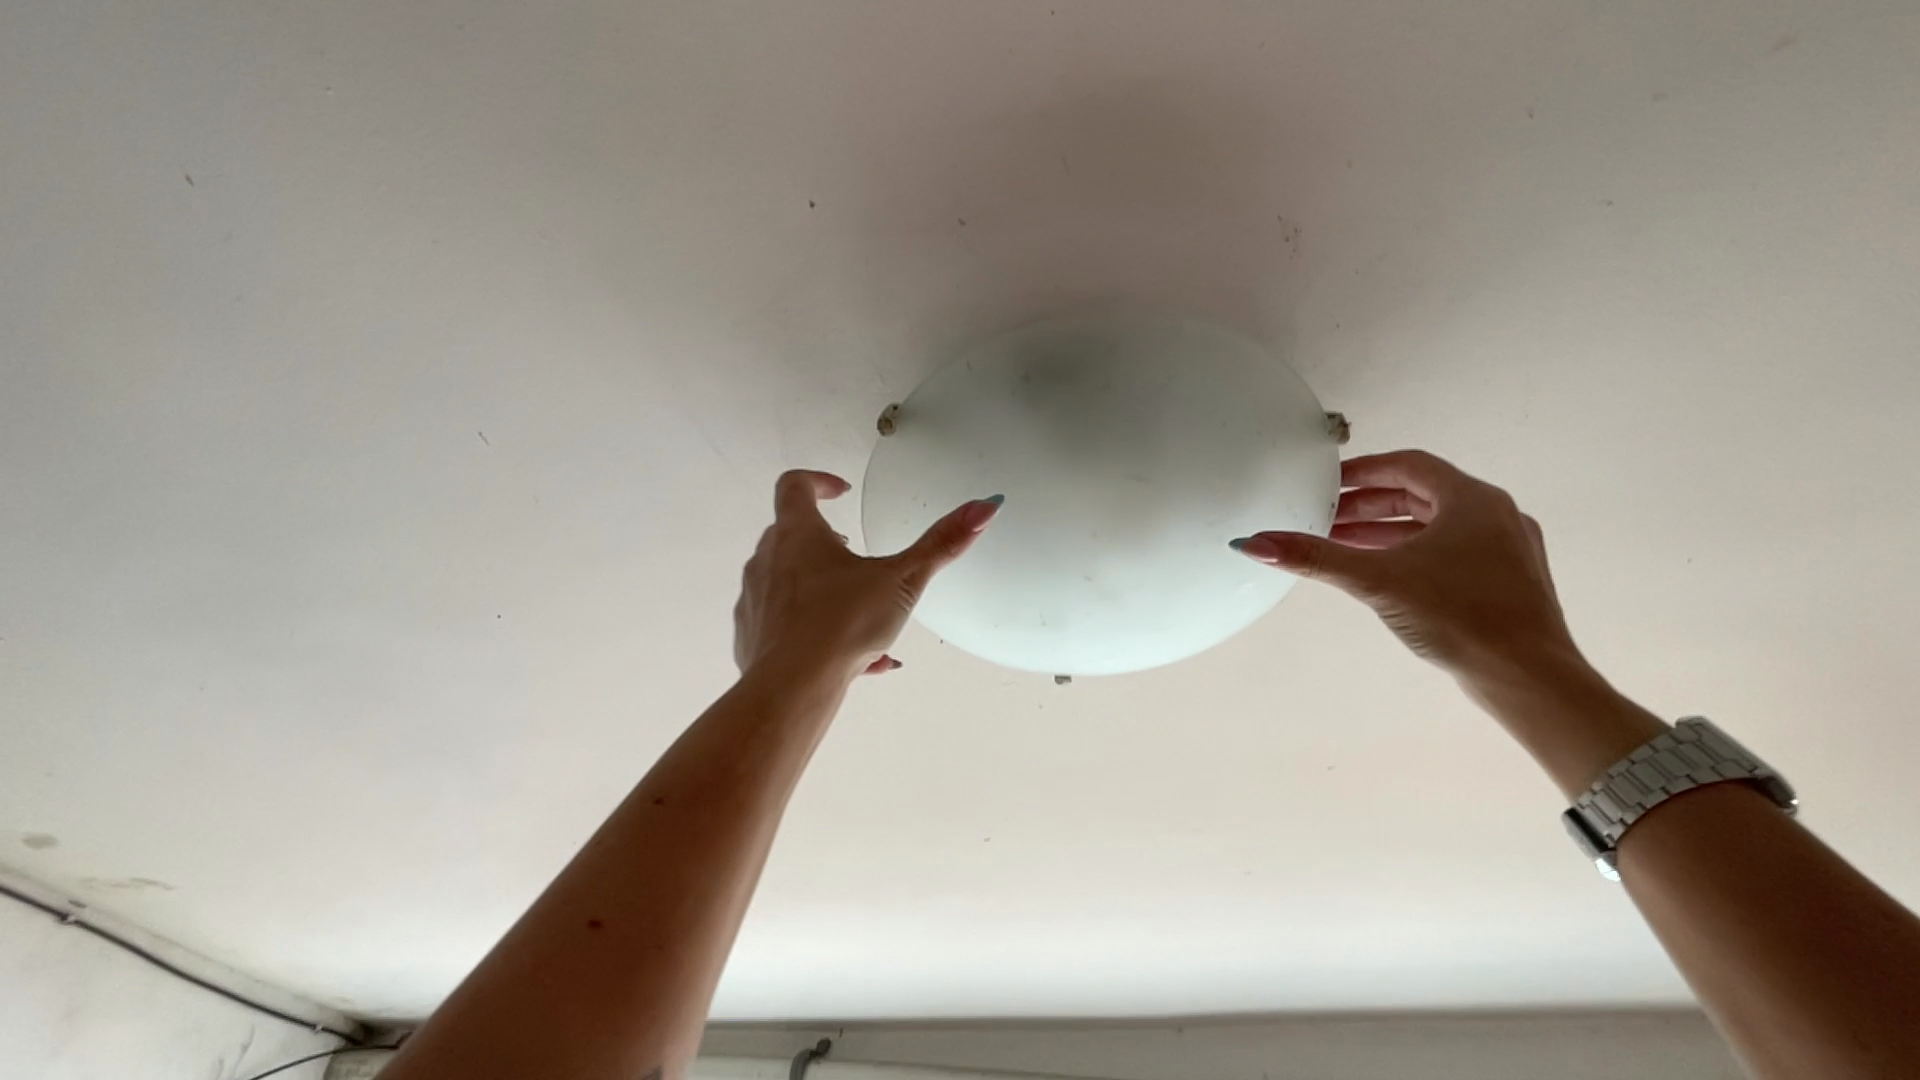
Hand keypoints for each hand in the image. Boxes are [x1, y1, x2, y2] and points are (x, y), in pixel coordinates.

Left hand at [733, 470, 1001, 681]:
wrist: (792, 687)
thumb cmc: (843, 623)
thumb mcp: (902, 581)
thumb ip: (942, 543)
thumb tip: (986, 505)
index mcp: (797, 534)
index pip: (795, 485)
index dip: (819, 481)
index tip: (841, 490)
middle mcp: (767, 559)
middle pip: (789, 532)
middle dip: (823, 538)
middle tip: (849, 548)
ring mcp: (754, 598)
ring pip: (787, 580)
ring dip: (821, 586)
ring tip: (861, 611)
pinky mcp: (751, 636)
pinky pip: (787, 624)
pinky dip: (815, 629)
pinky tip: (855, 659)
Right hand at [1233, 450, 1578, 684]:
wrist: (1527, 677)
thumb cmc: (1464, 617)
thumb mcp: (1377, 581)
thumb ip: (1315, 559)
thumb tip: (1255, 543)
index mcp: (1473, 501)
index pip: (1408, 465)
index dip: (1364, 470)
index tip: (1329, 482)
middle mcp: (1495, 517)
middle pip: (1420, 494)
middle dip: (1368, 505)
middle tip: (1326, 516)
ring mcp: (1504, 550)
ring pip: (1434, 525)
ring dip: (1386, 531)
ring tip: (1343, 545)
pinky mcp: (1503, 581)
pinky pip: (1448, 551)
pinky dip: (1409, 553)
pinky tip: (1383, 574)